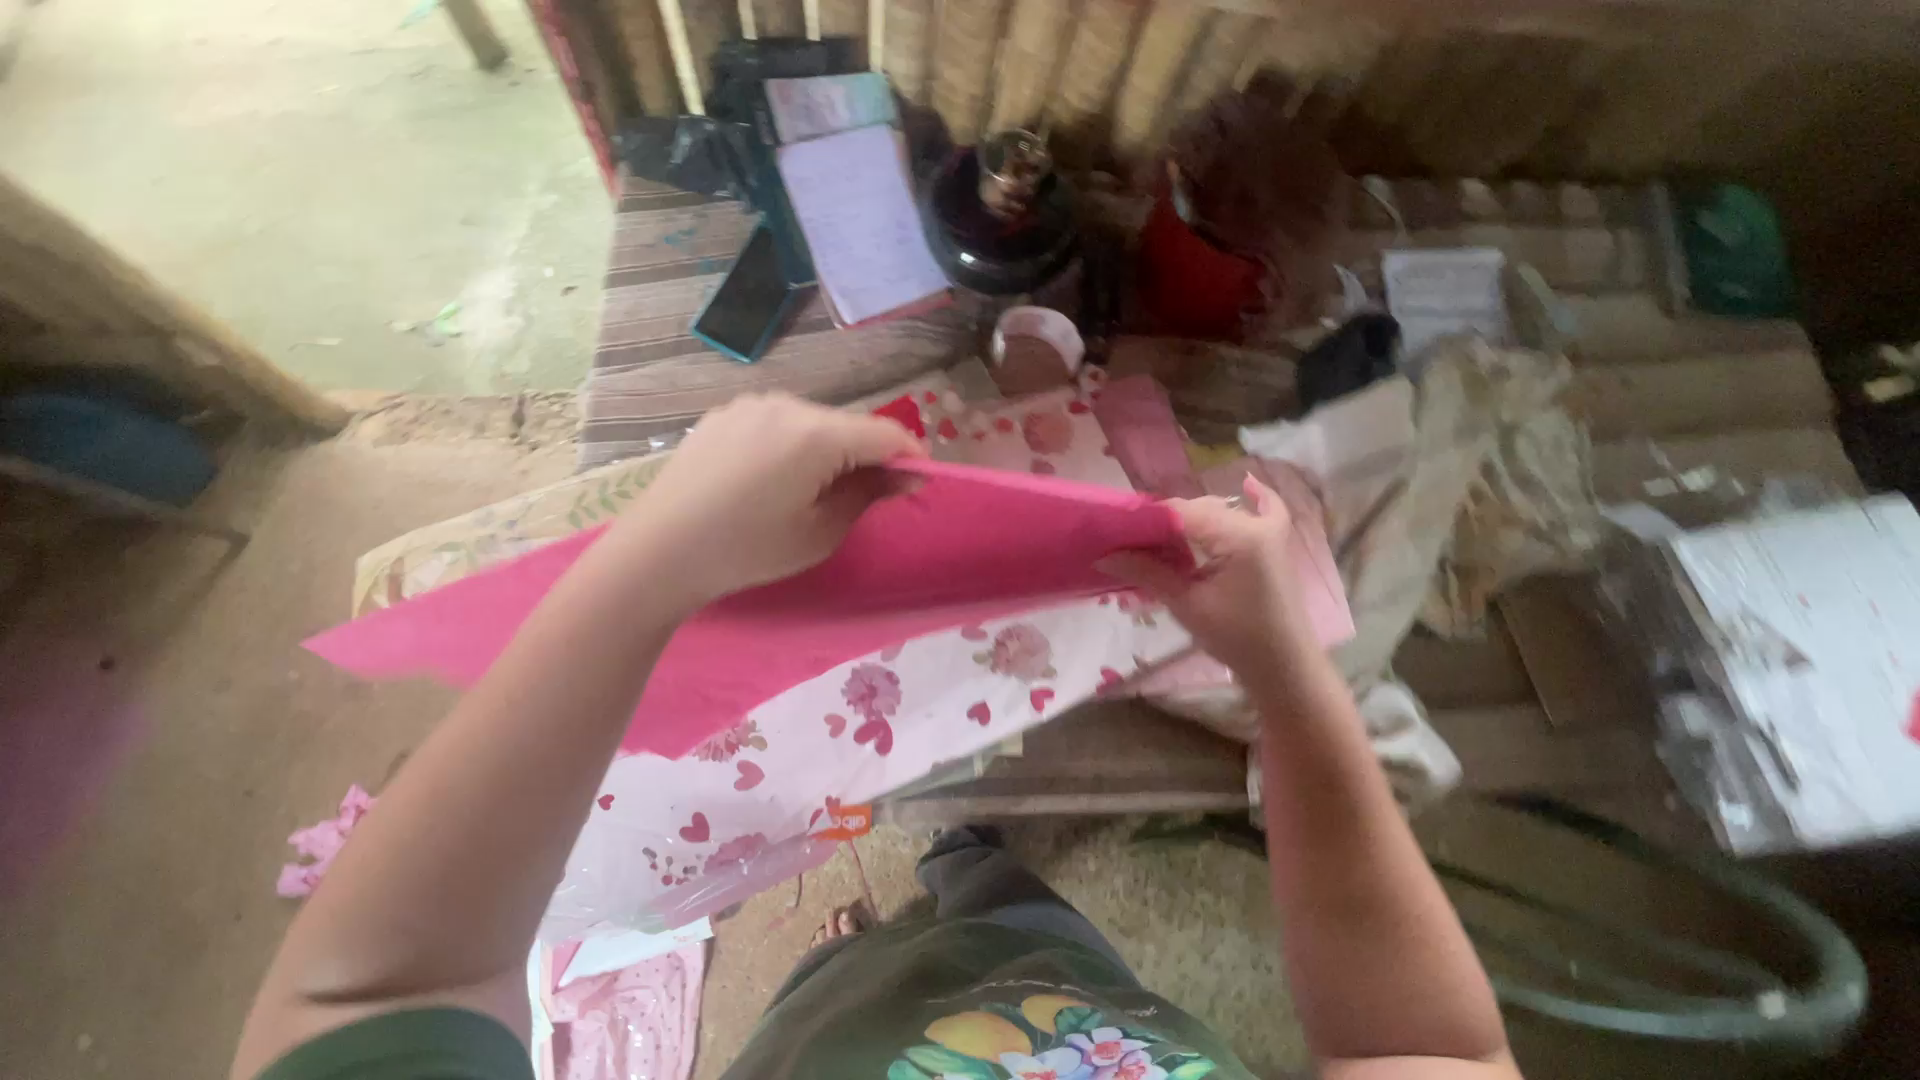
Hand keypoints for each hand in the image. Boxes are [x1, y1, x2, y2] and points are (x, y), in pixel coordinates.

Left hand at [609, 394, 924, 607]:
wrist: (658, 552)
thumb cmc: (747, 550)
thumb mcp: (819, 533)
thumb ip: (868, 494)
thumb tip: (904, 474)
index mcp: (816, 434)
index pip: (886, 434)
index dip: (911, 457)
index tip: (917, 485)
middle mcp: (786, 404)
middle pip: (849, 426)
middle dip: (867, 456)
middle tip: (866, 499)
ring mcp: (750, 405)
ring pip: (812, 423)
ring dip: (828, 451)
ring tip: (811, 494)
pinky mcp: (724, 414)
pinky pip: (777, 424)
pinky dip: (792, 446)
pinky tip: (771, 482)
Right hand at [1102, 473, 1317, 677]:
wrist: (1283, 667)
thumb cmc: (1235, 638)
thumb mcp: (1186, 605)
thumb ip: (1148, 573)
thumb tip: (1104, 556)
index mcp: (1237, 535)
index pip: (1181, 512)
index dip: (1147, 520)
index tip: (1118, 533)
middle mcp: (1255, 524)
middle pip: (1199, 509)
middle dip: (1166, 523)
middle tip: (1135, 546)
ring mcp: (1271, 532)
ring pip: (1222, 511)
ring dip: (1193, 519)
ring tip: (1164, 539)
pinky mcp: (1277, 545)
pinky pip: (1268, 510)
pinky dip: (1255, 497)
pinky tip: (1245, 484)